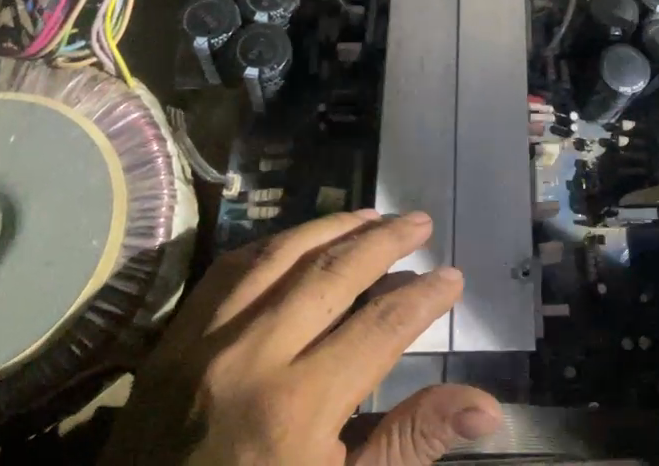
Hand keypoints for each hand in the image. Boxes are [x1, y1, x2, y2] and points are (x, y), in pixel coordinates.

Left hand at [100, 210, 502, 465]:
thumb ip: (410, 440)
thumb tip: (487, 406)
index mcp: (297, 409)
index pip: (380, 326)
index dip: (424, 297)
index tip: (453, 277)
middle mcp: (250, 358)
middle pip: (333, 273)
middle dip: (384, 241)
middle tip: (419, 221)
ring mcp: (202, 343)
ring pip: (279, 255)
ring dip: (331, 228)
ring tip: (371, 217)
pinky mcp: (170, 340)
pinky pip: (229, 270)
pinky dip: (273, 245)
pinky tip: (300, 240)